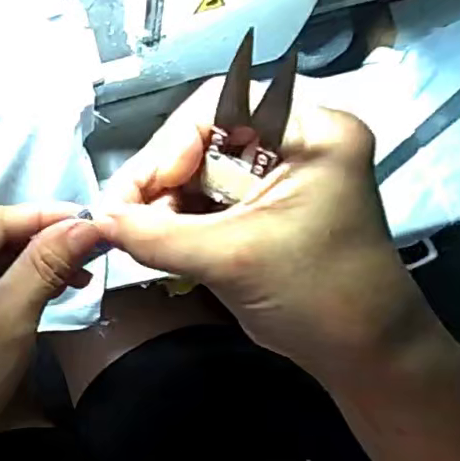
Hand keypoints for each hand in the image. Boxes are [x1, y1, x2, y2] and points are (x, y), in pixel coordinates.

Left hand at [0, 204, 104, 460]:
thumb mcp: (12, 317)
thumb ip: (47, 264)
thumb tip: (88, 223)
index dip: (46, 216)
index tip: (94, 217)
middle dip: (45, 239)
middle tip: (94, 243)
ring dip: (37, 259)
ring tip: (84, 267)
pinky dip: (21, 278)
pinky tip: (57, 282)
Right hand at [96, 79, 434, 373]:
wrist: (362, 353)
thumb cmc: (315, 297)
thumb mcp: (230, 260)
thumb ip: (155, 236)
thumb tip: (97, 220)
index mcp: (311, 132)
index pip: (220, 107)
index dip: (172, 143)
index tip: (146, 191)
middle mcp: (294, 139)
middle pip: (202, 137)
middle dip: (160, 178)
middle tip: (124, 216)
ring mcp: (276, 171)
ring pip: (196, 168)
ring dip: (162, 201)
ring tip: (137, 233)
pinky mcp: (261, 202)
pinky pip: (203, 195)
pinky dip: (174, 217)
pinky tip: (155, 239)